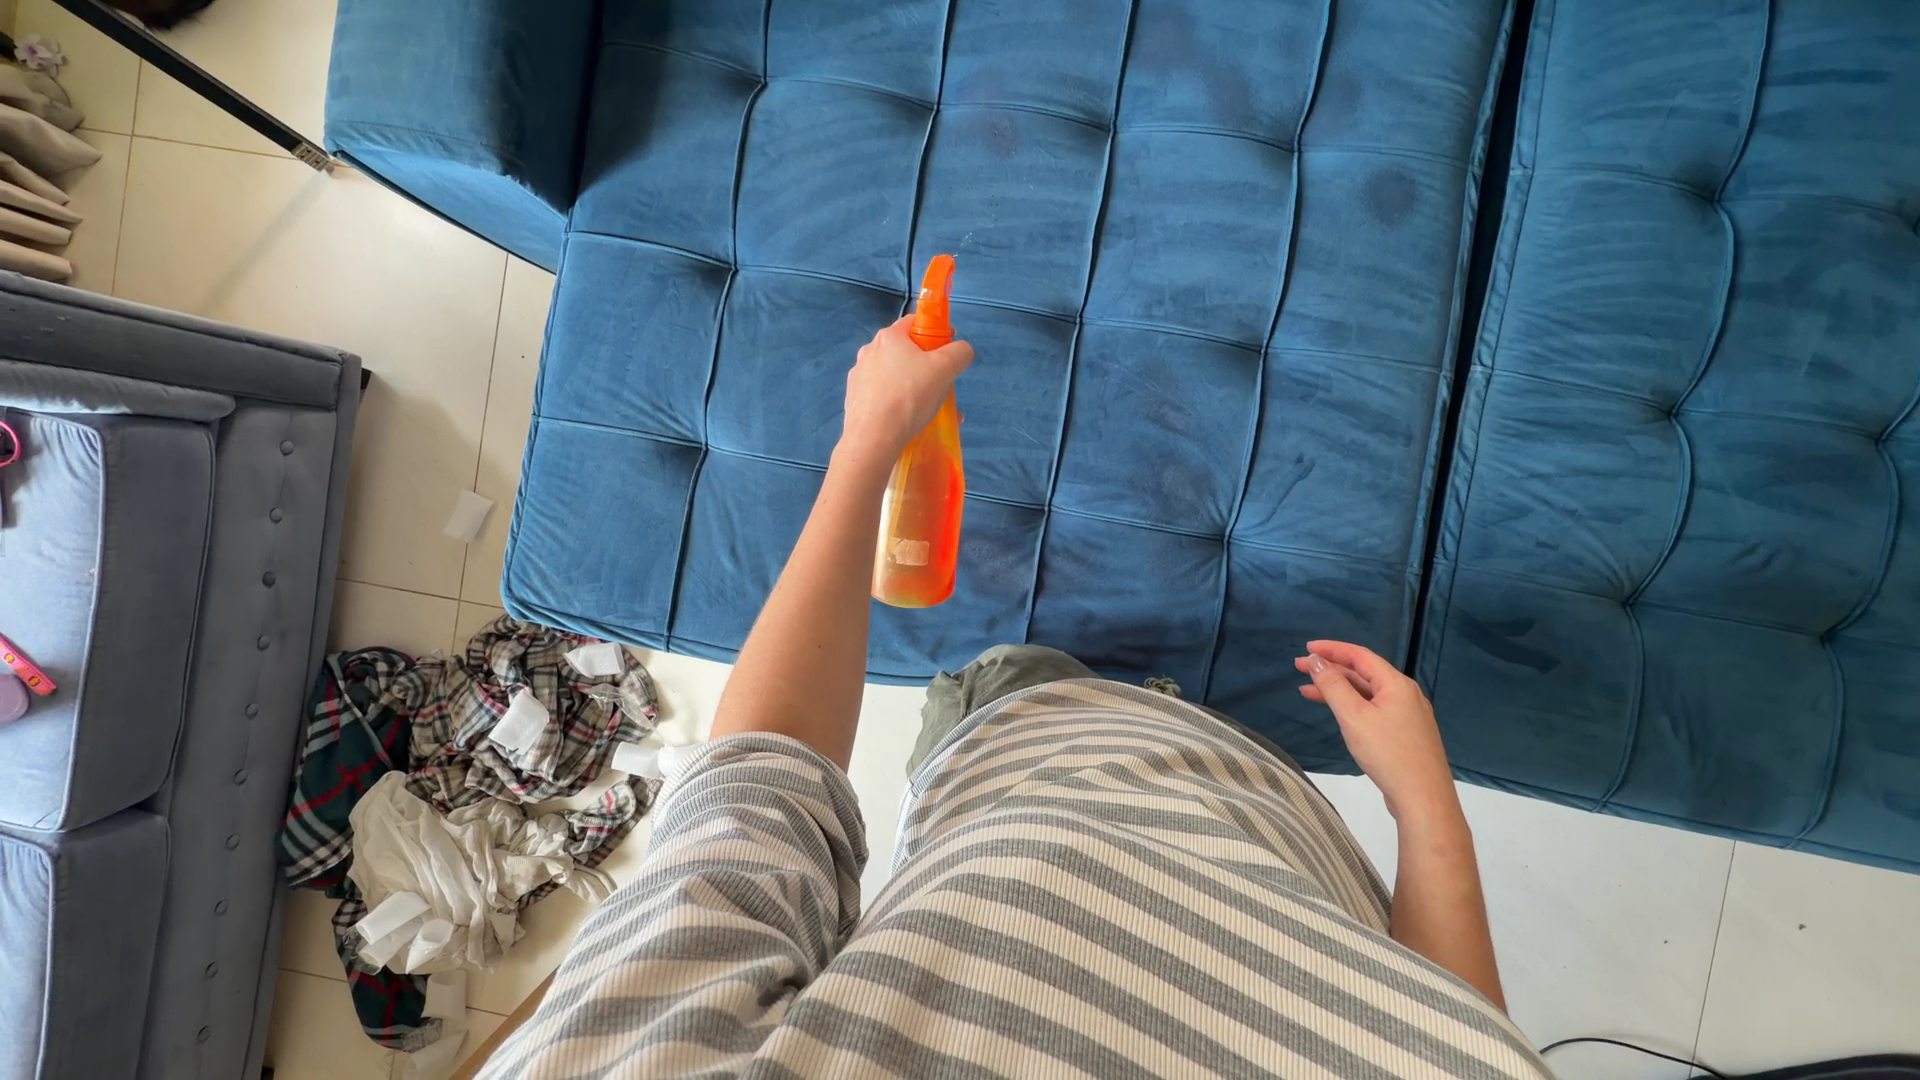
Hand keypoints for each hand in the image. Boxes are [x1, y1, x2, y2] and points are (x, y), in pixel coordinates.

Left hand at [839, 316, 972, 463]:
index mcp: (888, 337)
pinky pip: (882, 397)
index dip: (936, 332)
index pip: (915, 323)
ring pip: (894, 377)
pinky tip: (909, 422)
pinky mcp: (854, 400)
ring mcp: (859, 377)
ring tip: (929, 412)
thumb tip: (962, 350)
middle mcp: (869, 352)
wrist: (873, 437)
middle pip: (905, 352)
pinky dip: (898, 404)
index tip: (948, 351)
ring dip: (914, 388)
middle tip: (941, 386)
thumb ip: (960, 352)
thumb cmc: (910, 396)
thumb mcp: (946, 368)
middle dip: (926, 367)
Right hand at [1295, 641, 1458, 824]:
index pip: (1360, 656)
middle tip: (1299, 668)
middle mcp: (1405, 694)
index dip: (1332, 649)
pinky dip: (1351, 704)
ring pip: (1367, 693)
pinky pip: (1373, 708)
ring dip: (1338, 689)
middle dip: (1330, 669)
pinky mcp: (1405, 733)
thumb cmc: (1387, 752)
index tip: (1306, 648)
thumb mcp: (1353, 716)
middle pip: (1363, 673)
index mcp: (1396, 684)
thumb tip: (1316, 661)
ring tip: (1307, 691)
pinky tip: (1337, 712)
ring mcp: (1407, 715)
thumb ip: (1333, 685)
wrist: (1423, 798)